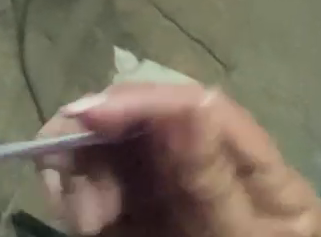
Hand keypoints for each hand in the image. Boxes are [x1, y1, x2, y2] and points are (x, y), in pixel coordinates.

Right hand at [35, 82, 320, 236]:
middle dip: (94, 140)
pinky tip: (74, 218)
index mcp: (255, 171)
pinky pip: (79, 170)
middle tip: (65, 170)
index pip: (197, 106)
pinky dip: (65, 186)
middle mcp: (201, 161)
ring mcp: (159, 178)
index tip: (88, 115)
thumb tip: (188, 105)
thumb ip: (214, 182)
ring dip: (75, 170)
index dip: (141, 100)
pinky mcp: (121, 197)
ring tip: (81, 221)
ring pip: (98, 139)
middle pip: (136, 116)